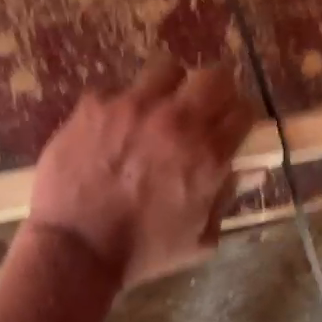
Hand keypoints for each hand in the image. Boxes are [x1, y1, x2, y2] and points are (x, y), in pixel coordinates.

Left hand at [27, 54, 255, 287]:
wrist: (77, 249)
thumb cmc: (143, 253)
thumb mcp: (199, 239)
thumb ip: (223, 200)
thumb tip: (244, 173)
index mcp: (209, 155)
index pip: (244, 112)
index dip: (239, 119)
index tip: (231, 127)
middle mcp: (177, 121)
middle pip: (214, 76)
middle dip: (214, 92)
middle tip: (202, 109)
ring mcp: (133, 107)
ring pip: (166, 69)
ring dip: (169, 88)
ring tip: (157, 110)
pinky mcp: (95, 106)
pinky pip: (116, 91)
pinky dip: (120, 108)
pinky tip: (112, 131)